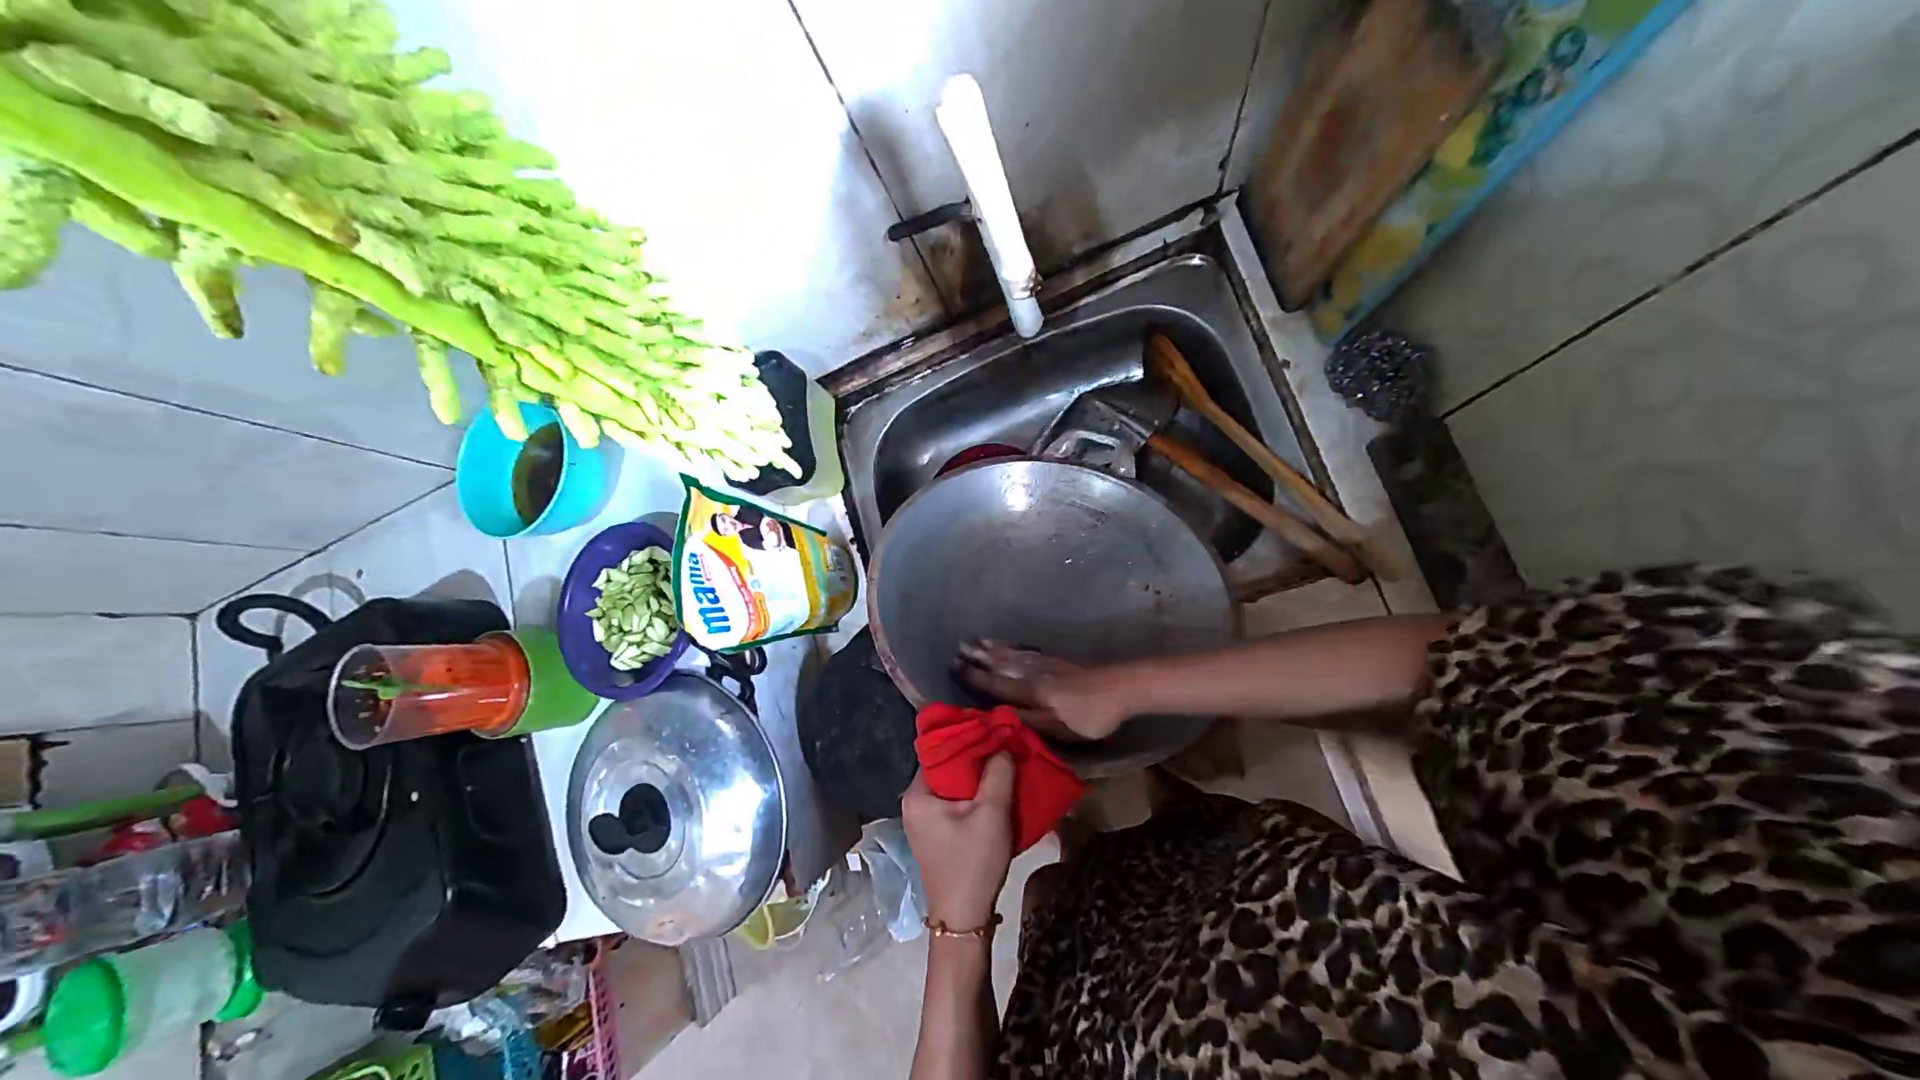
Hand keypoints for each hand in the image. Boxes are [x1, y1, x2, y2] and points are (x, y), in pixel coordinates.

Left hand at [902, 755, 1015, 929]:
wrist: (965, 918)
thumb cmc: (973, 862)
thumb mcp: (991, 813)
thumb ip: (998, 773)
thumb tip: (1001, 744)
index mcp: (917, 794)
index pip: (940, 750)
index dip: (967, 738)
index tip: (992, 730)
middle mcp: (914, 803)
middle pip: (946, 767)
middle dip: (975, 758)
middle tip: (1003, 746)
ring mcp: (923, 820)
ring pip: (953, 785)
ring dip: (977, 778)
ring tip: (1003, 764)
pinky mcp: (936, 833)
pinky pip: (954, 802)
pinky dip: (973, 795)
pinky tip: (995, 791)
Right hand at [955, 640, 1126, 741]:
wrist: (1121, 689)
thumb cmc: (1090, 716)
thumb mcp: (1059, 728)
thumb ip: (1029, 721)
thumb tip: (999, 714)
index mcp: (1031, 692)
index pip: (996, 685)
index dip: (975, 678)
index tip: (954, 668)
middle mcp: (1033, 674)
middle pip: (1001, 665)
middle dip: (979, 658)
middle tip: (956, 650)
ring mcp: (1045, 664)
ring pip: (1012, 655)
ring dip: (992, 649)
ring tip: (975, 641)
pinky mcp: (1056, 661)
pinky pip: (1026, 651)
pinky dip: (1012, 646)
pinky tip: (1007, 645)